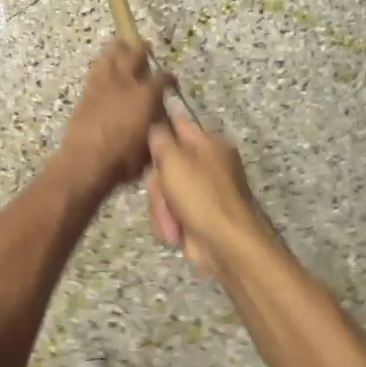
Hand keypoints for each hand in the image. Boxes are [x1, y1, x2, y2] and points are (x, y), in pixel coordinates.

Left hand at [55, 39, 172, 190]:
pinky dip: (101, 61)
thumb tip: (161, 118)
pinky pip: (96, 67)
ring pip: (112, 54)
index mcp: (146, 95)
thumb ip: (158, 126)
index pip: (162, 78)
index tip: (171, 80)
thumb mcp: (151, 146)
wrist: (86, 160)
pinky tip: (103, 60)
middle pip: (135, 55)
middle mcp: (126, 82)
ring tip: (122, 43)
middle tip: (146, 46)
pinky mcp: (88, 89)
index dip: (169, 78)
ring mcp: (105, 83)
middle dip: (143, 49)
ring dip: (119, 48)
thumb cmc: (123, 159)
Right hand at [146, 109, 264, 279]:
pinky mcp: (200, 217)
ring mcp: (206, 192)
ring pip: (167, 190)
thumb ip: (160, 136)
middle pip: (167, 163)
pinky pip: (173, 212)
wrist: (225, 246)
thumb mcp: (173, 158)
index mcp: (210, 144)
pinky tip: (173, 233)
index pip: (177, 125)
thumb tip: (156, 121)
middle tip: (160, 194)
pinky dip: (170, 223)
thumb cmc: (200, 195)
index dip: (157, 132)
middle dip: (158, 183)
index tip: (140, 142)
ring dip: (162, 208)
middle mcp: (210, 165)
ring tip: (169, 222)